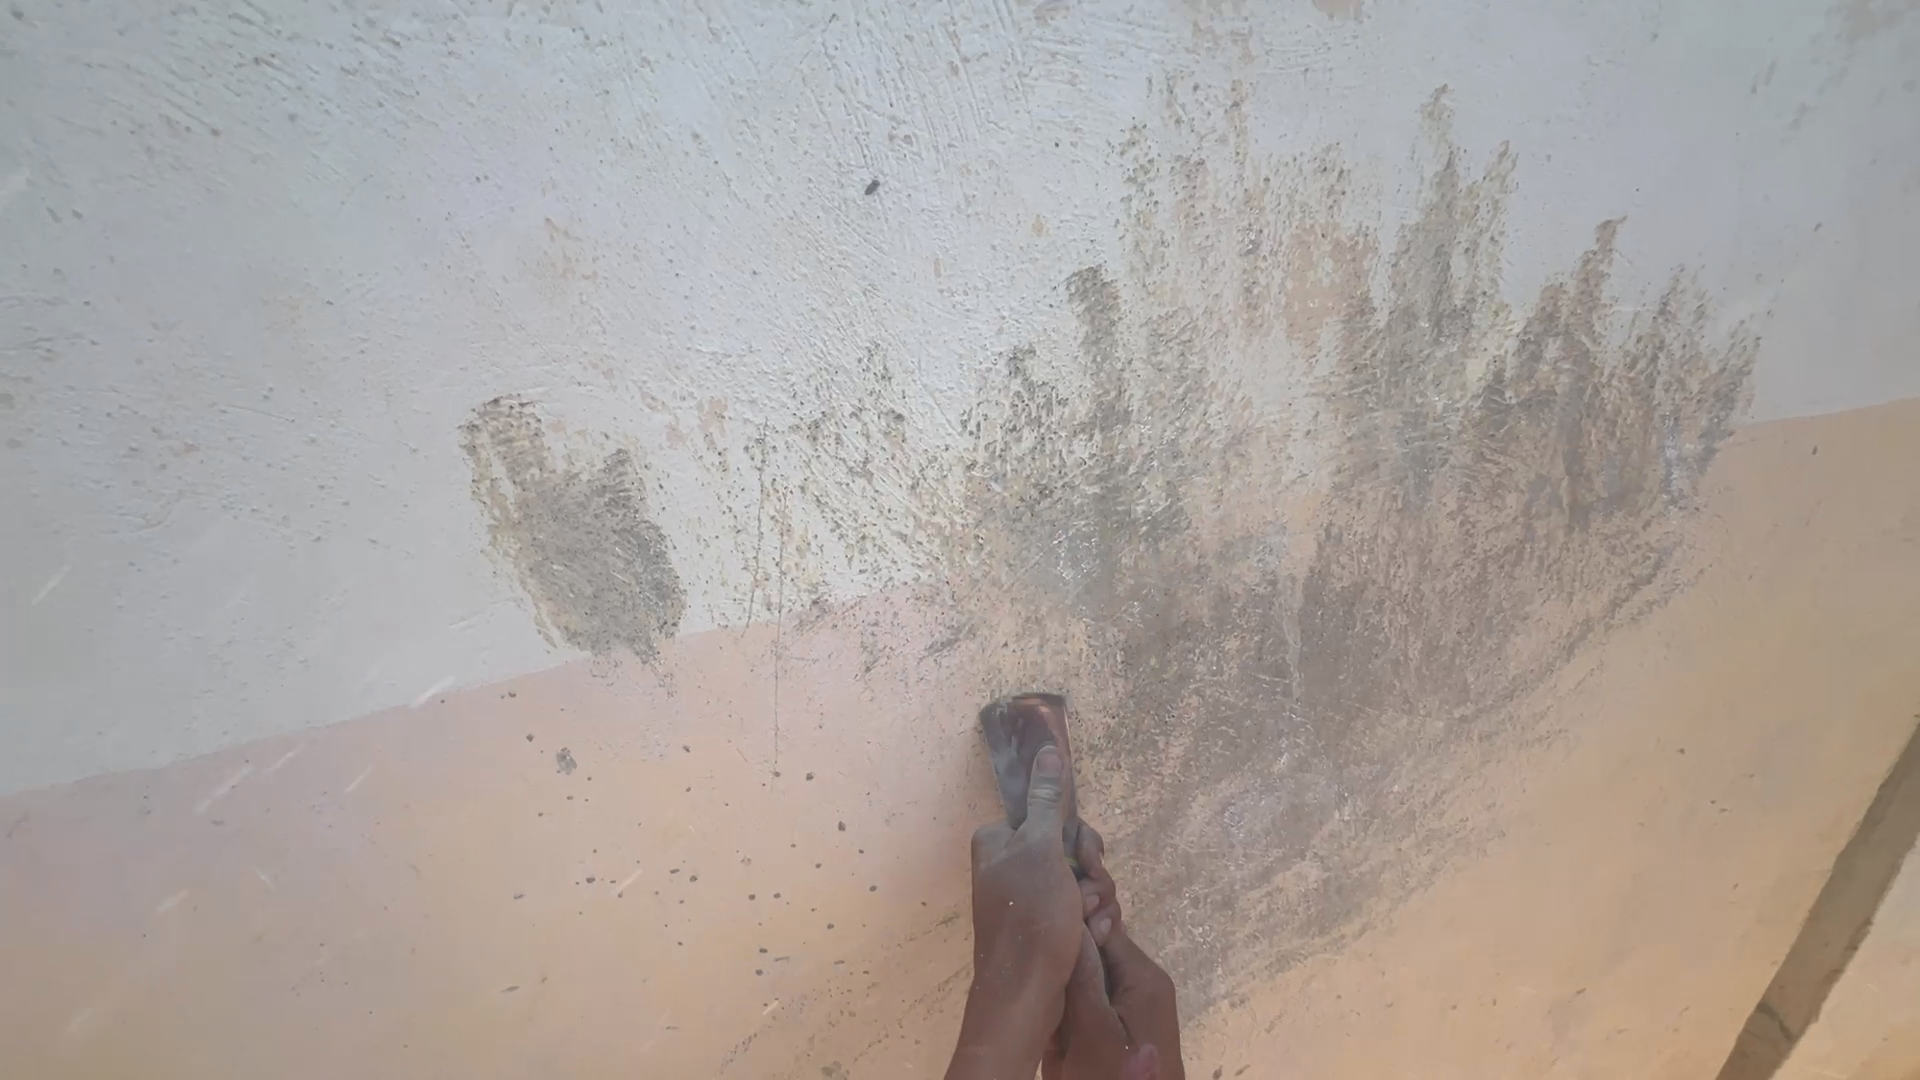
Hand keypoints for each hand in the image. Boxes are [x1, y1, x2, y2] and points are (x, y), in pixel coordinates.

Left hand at [946, 745, 1085, 1079]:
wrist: (1025, 995)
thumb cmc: (1030, 914)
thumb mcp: (1041, 848)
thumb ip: (1046, 799)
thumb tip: (1047, 749)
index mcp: (998, 839)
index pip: (1052, 819)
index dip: (1078, 839)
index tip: (1088, 858)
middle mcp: (1008, 863)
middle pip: (1069, 851)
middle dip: (1090, 874)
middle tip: (1089, 895)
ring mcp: (1025, 896)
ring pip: (1079, 881)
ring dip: (1095, 900)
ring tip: (1090, 923)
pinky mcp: (1042, 925)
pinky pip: (1077, 909)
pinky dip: (1090, 921)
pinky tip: (1091, 937)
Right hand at [1045, 831, 1182, 1079]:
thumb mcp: (1092, 1028)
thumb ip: (1081, 971)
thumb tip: (1072, 918)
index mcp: (1142, 974)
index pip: (1101, 924)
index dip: (1071, 919)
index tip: (1039, 917)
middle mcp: (1142, 981)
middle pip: (1095, 945)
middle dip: (1065, 953)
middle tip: (1035, 956)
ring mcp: (1133, 1004)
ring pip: (1089, 971)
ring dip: (1065, 982)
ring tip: (1040, 989)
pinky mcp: (1122, 1025)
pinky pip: (1092, 997)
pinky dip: (1071, 1004)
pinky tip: (1052, 1019)